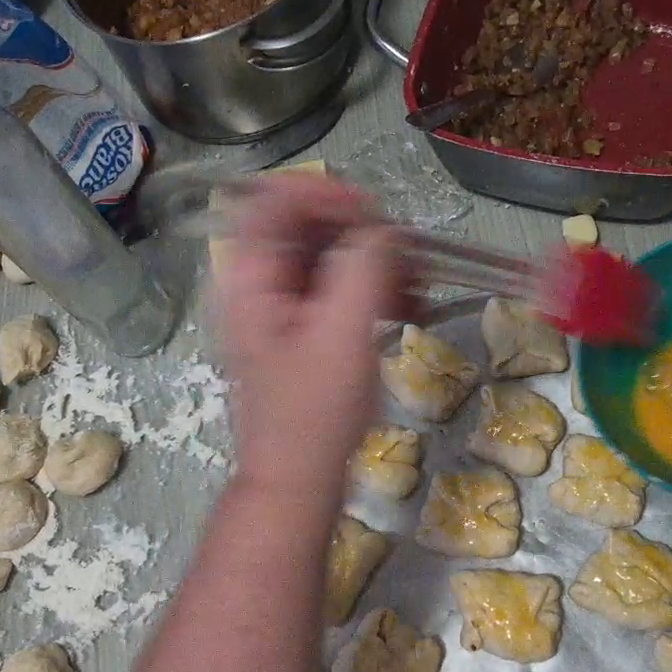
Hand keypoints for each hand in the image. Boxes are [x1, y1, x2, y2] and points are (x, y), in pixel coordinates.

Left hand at [213, 174, 411, 499]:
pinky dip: (372, 294)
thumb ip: (363, 266)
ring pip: (329, 259)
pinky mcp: (302, 333)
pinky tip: (410, 311)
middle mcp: (257, 285)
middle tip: (410, 258)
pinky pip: (337, 292)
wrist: (297, 479)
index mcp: (250, 277)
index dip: (326, 192)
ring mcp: (279, 310)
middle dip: (365, 235)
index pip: (275, 198)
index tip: (376, 215)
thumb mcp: (344, 333)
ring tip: (421, 290)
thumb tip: (382, 229)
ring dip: (378, 266)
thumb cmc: (314, 413)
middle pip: (308, 227)